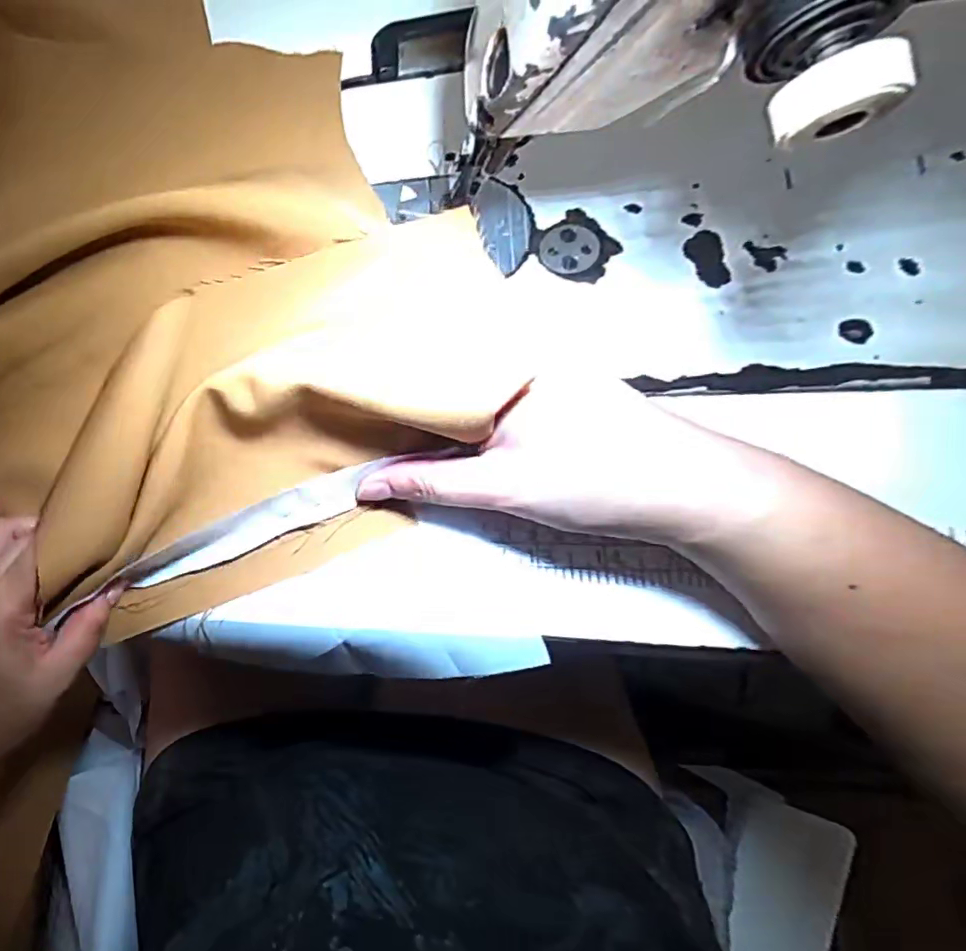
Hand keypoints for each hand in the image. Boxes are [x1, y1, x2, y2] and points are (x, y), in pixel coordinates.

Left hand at [0, 497, 118, 784]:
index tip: (103, 529)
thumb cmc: (6, 713)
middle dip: (53, 532)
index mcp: (2, 603)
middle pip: (17, 537)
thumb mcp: (57, 677)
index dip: (71, 535)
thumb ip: (86, 627)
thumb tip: (116, 583)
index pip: (40, 548)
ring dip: (23, 527)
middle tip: (89, 538)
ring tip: (59, 531)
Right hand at [356, 375, 782, 548]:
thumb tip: (365, 485)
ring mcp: (538, 383)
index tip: (338, 401)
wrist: (701, 495)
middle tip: (348, 417)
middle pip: (441, 383)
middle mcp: (523, 365)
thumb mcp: (501, 487)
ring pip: (460, 398)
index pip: (428, 369)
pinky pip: (481, 409)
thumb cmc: (603, 481)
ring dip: (424, 418)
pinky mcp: (547, 405)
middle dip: (398, 404)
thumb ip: (428, 482)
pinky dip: (451, 426)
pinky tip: (428, 439)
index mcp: (513, 367)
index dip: (382, 389)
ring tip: (377, 428)